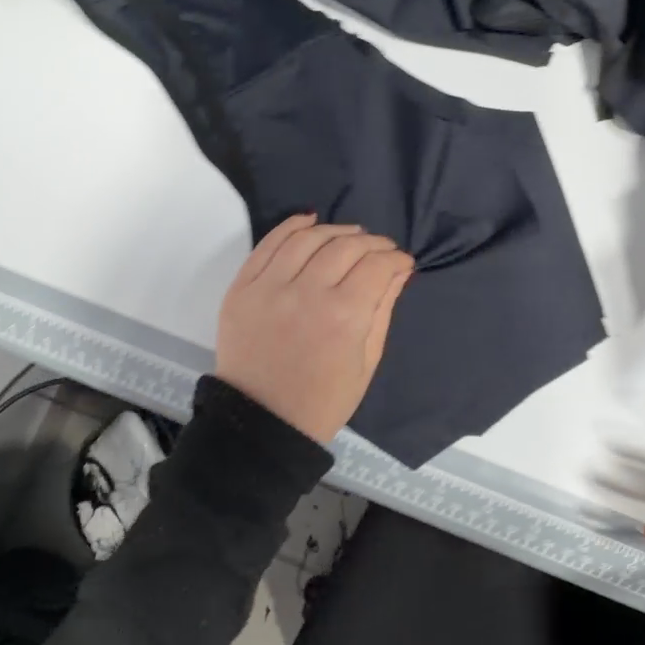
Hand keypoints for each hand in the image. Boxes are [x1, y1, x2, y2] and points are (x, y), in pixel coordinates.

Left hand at [215, 215, 414, 442]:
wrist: (261, 421)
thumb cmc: (323, 401)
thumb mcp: (367, 363)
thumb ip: (382, 310)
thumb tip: (399, 271)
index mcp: (344, 316)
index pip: (377, 266)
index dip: (395, 259)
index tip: (402, 262)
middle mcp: (307, 292)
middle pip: (346, 246)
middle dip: (372, 243)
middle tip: (381, 250)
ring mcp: (269, 287)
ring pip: (308, 238)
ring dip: (335, 231)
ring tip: (350, 236)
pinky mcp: (242, 288)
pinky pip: (269, 244)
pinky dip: (292, 227)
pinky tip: (309, 223)